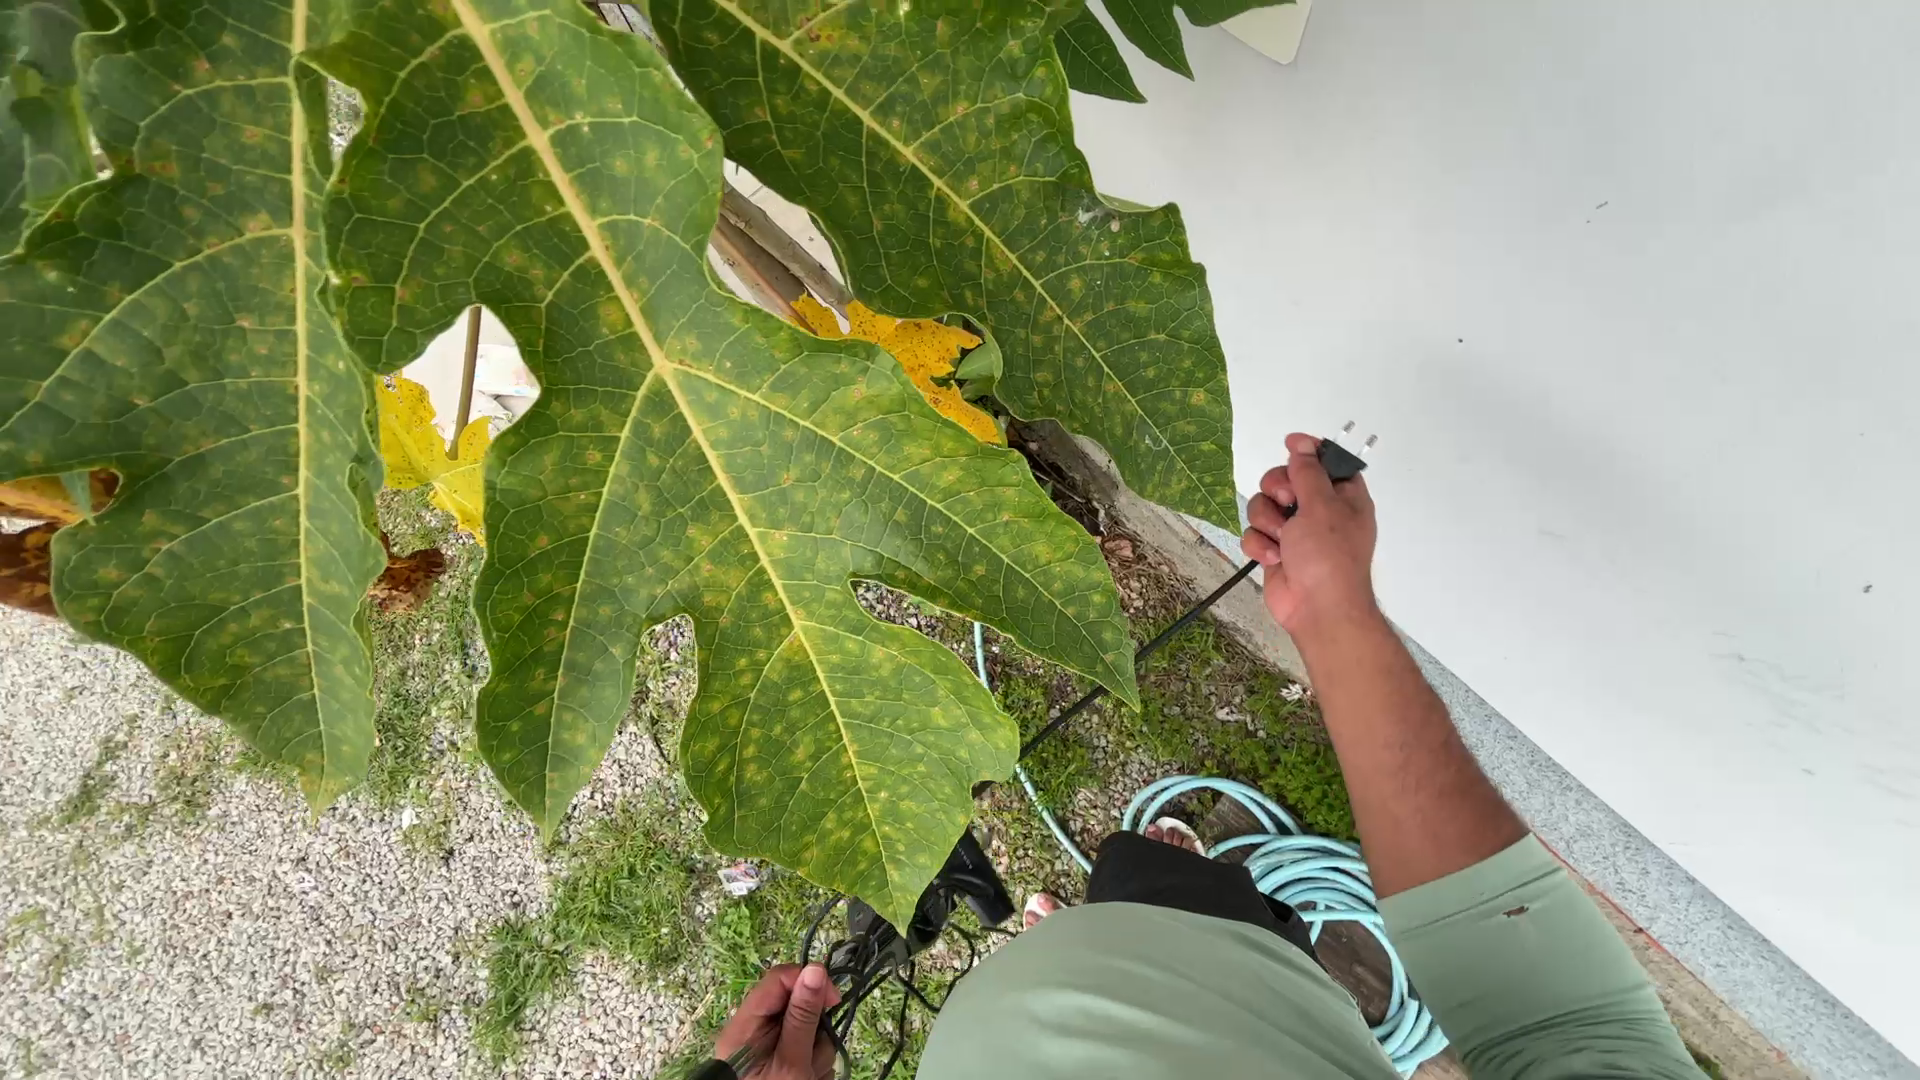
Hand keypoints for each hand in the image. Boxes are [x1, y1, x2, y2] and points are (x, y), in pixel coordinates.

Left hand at [712, 963, 840, 1078]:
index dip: (808, 978)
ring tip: (810, 1076)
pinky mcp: (780, 1061)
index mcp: (744, 1026)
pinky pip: (807, 1047)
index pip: (778, 979)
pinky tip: (810, 1079)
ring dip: (817, 1051)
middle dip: (815, 1026)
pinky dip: (814, 1062)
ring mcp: (767, 1048)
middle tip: (815, 1055)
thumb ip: (803, 1016)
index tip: (834, 998)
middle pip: (795, 1003)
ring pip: (807, 1027)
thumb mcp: (790, 1064)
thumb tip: (816, 968)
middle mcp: (753, 1031)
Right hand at [1239, 432, 1379, 638]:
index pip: (1322, 462)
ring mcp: (1294, 531)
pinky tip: (1274, 558)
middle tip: (1286, 502)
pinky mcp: (1274, 550)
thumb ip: (1307, 472)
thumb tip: (1301, 444)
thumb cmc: (1329, 555)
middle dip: (1277, 490)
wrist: (1316, 607)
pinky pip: (1254, 534)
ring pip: (1263, 506)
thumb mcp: (1321, 506)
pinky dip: (1260, 545)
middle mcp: (1317, 510)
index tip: (1290, 445)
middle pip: (1282, 480)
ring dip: (1267, 522)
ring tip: (1281, 539)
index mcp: (1341, 496)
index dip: (1306, 452)